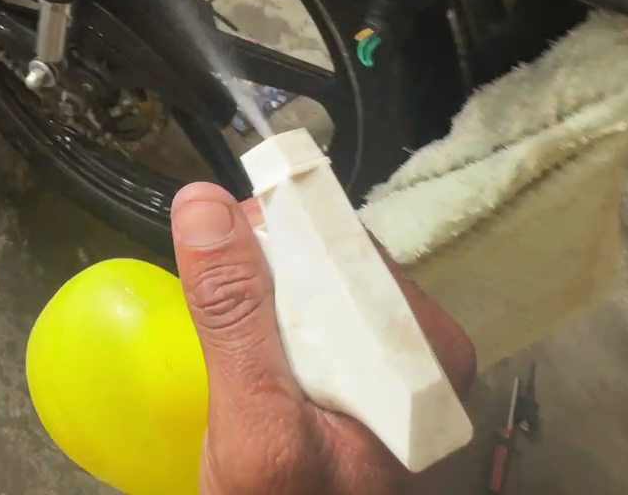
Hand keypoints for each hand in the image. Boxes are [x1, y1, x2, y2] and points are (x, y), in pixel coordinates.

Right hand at [171, 182, 475, 493]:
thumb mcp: (255, 425)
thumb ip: (234, 316)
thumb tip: (203, 203)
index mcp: (424, 348)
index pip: (341, 240)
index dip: (271, 233)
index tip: (220, 263)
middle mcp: (420, 344)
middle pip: (324, 254)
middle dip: (259, 271)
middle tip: (223, 329)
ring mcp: (393, 361)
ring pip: (310, 277)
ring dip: (255, 297)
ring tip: (234, 353)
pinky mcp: (364, 374)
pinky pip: (306, 309)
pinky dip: (263, 320)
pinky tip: (252, 364)